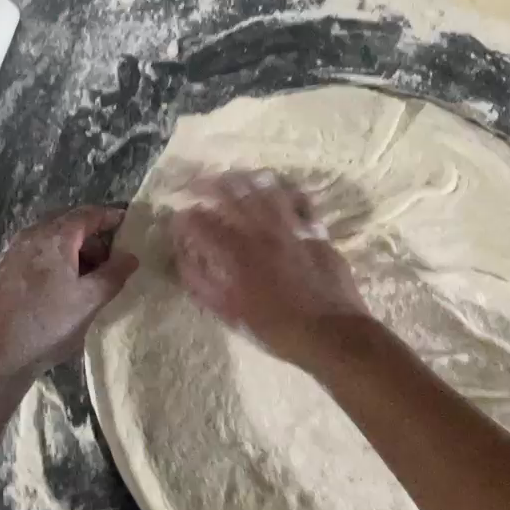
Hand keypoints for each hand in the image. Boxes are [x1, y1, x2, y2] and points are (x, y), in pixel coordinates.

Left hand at [0, 206, 139, 379]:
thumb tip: (130, 256)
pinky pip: (35, 252)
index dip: (109, 216)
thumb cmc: (47, 325)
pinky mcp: (2, 269)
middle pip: (67, 223)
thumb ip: (113, 275)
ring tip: (87, 275)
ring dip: (72, 249)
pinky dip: (53, 258)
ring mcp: (13, 251)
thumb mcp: (89, 302)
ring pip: (49, 238)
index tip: (126, 222)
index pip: (87, 214)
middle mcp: (31, 235)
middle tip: (109, 257)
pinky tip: (60, 284)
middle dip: (91, 236)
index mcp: (55, 237)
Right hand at [167, 170, 371, 367]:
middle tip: (196, 183)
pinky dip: (284, 189)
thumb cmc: (277, 330)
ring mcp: (291, 227)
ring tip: (232, 176)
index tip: (178, 219)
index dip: (185, 218)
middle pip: (230, 194)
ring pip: (264, 188)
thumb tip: (183, 262)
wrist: (332, 334)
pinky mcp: (315, 230)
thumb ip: (203, 286)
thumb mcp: (231, 315)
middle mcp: (261, 232)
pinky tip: (276, 188)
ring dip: (243, 179)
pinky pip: (299, 199)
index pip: (201, 223)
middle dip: (208, 184)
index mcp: (236, 254)